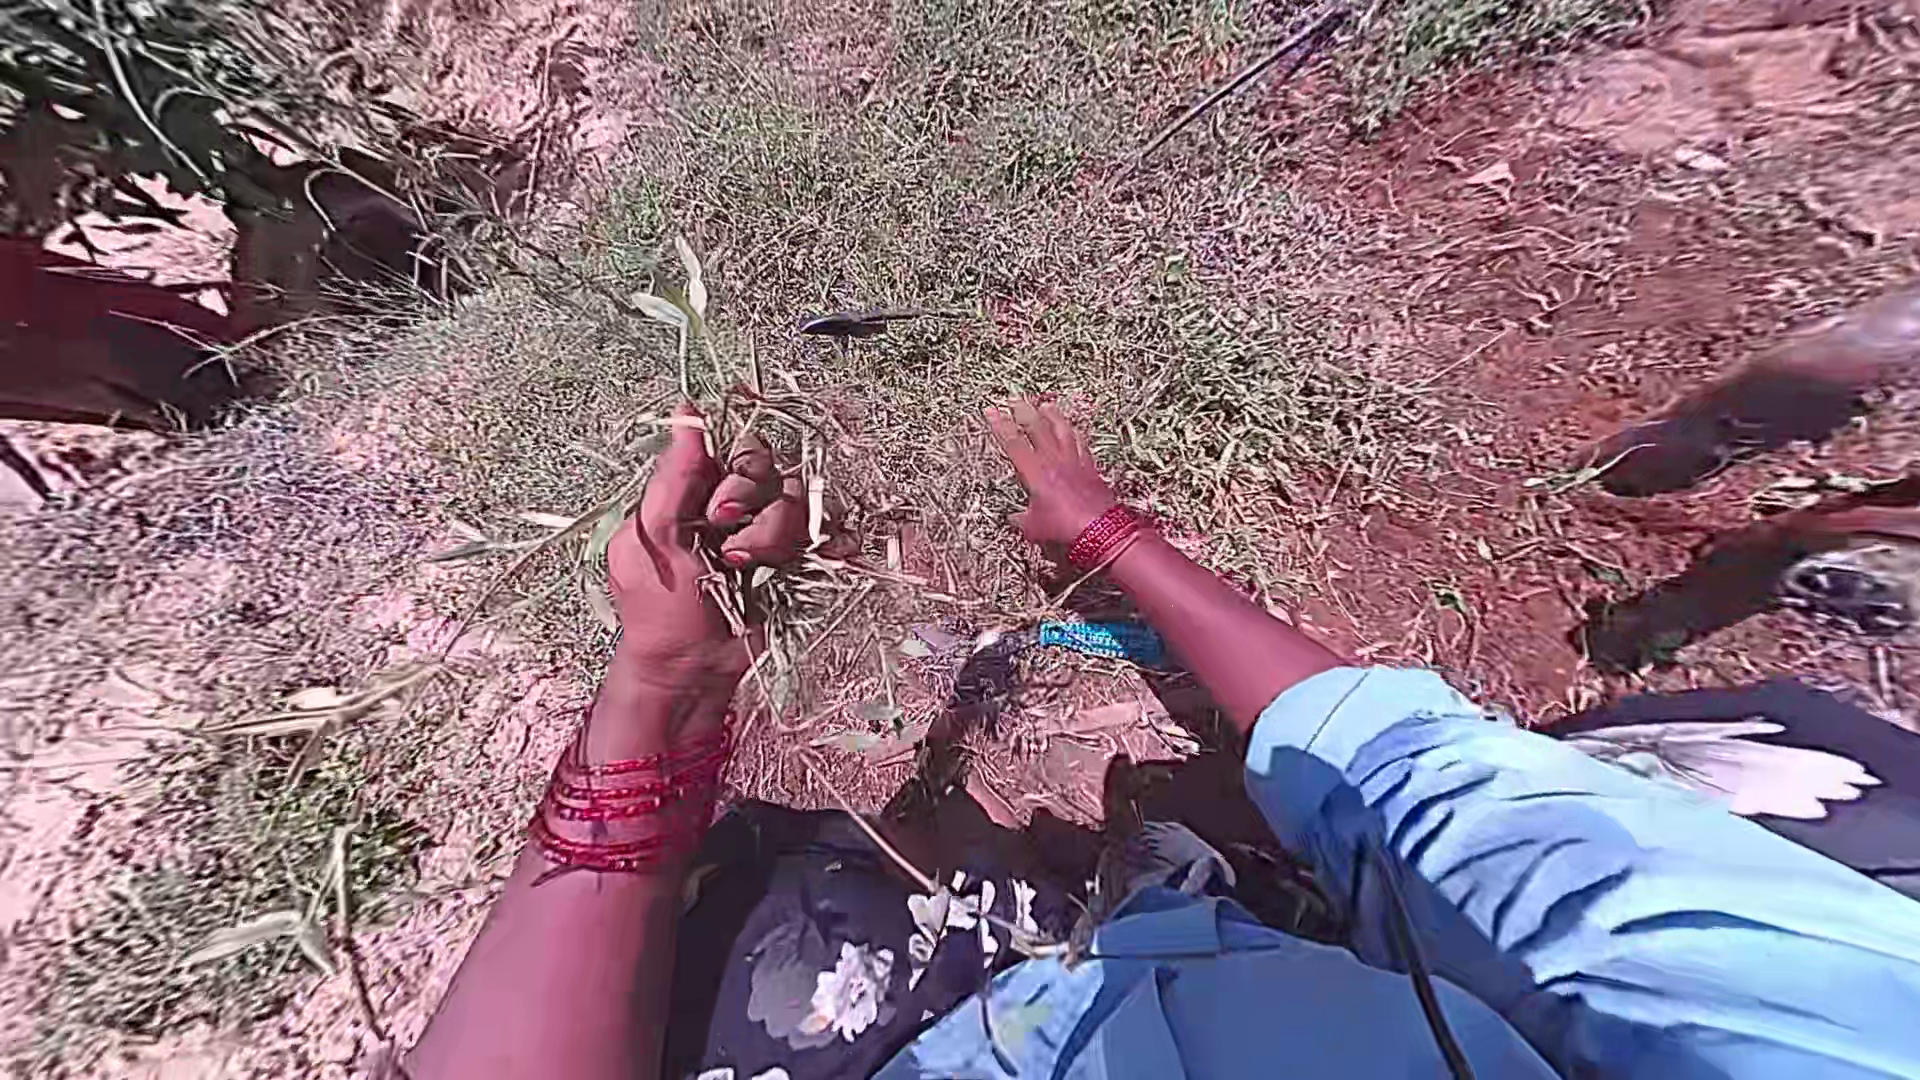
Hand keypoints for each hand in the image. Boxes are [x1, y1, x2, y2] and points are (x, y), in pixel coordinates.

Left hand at [606, 405, 806, 692]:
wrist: (693, 669)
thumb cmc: (660, 612)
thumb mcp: (652, 541)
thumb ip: (672, 479)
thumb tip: (686, 418)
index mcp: (699, 493)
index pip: (736, 450)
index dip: (738, 471)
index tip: (719, 509)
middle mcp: (740, 507)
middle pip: (774, 473)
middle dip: (756, 507)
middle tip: (729, 542)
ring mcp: (772, 533)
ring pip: (801, 503)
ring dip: (778, 536)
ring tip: (749, 566)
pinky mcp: (798, 559)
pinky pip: (831, 533)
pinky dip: (832, 543)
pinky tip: (821, 558)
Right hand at [986, 399, 1117, 547]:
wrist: (1099, 529)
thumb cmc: (1064, 527)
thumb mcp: (1033, 527)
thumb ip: (1021, 519)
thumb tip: (1013, 518)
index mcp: (1035, 472)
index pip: (1013, 442)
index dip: (1000, 425)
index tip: (991, 411)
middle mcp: (1054, 460)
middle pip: (1036, 427)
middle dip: (1023, 410)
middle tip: (1014, 399)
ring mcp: (1073, 460)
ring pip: (1061, 429)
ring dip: (1051, 415)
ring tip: (1045, 405)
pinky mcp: (1089, 466)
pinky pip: (1080, 442)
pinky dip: (1074, 433)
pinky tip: (1073, 429)